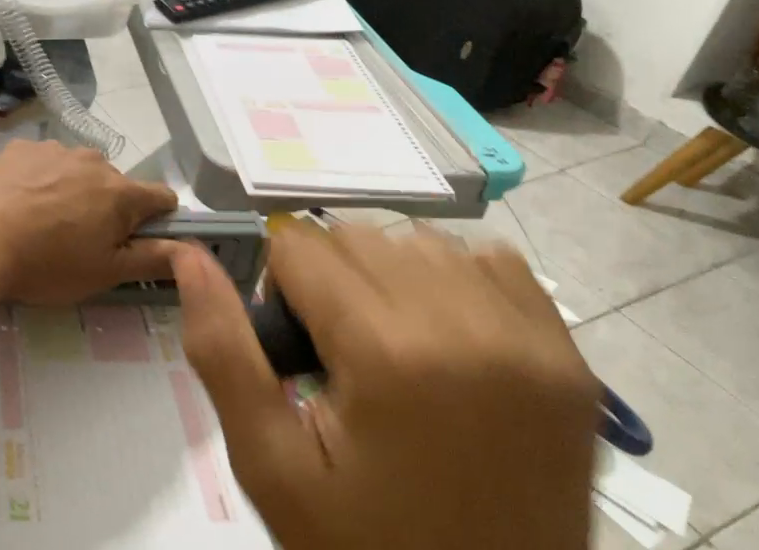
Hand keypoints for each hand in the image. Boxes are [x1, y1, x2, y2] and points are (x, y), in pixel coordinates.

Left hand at [0, 140, 177, 304]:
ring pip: (76, 171)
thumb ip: (152, 258)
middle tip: (77, 243)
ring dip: (71, 192)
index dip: (156, 221)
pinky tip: (15, 206)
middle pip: (115, 184)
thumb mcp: (105, 273)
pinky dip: (38, 181)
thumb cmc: (45, 264)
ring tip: (40, 225)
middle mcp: (92, 160)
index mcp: (120, 192)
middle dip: (106, 209)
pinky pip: (41, 164)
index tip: (134, 242)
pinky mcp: (17, 148)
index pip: (161, 197)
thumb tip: (190, 248)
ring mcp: (52, 149)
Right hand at [169, 226, 600, 549]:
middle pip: (358, 238)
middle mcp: (468, 327)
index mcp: (389, 353)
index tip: (294, 353)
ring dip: (387, 277)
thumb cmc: (363, 543)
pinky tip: (444, 340)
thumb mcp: (269, 462)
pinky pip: (492, 263)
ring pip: (421, 243)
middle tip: (335, 357)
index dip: (278, 292)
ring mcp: (531, 340)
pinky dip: (454, 281)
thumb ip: (222, 351)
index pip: (299, 248)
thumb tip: (189, 255)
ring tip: (387, 349)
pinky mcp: (569, 357)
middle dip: (328, 281)